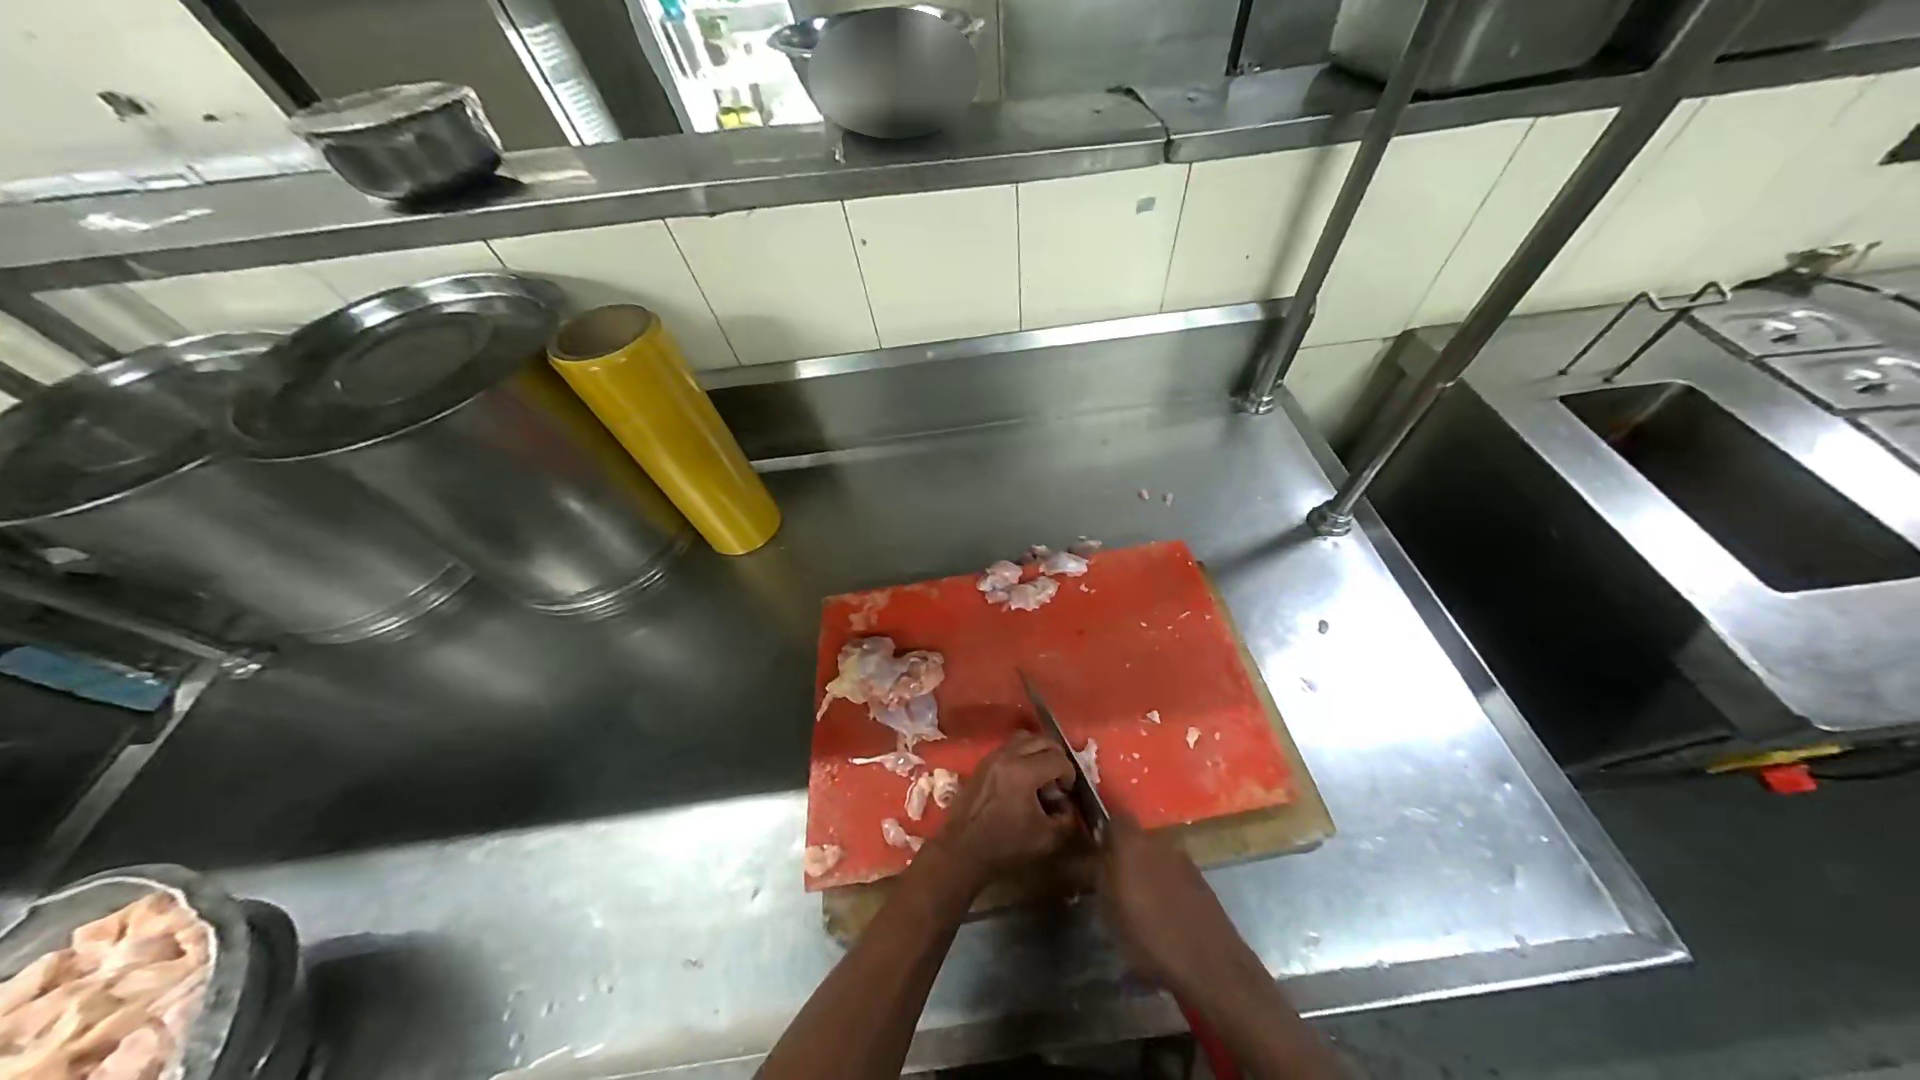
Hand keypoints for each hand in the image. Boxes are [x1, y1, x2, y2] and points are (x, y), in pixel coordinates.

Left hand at [930, 732, 1078, 888]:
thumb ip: (1067, 818)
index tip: (1067, 792)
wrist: (963, 849)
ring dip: (1038, 751)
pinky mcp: (982, 762)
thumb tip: (1067, 804)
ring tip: (1042, 773)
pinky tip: (1023, 777)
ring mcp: (992, 756)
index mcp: (1024, 772)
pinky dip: (1022, 753)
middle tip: (1059, 779)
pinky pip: (1008, 746)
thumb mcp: (1047, 838)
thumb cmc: (1005, 845)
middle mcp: (1007, 756)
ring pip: (1024, 738)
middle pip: (1042, 741)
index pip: (1058, 760)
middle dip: (1057, 757)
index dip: (1069, 775)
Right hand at [1098, 815, 1253, 993]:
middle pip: (1137, 839)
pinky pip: (1173, 878)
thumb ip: (1099, 873)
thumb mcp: (1108, 907)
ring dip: (1145, 873)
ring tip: (1136, 904)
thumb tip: (1094, 855)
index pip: (1116, 817)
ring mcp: (1185, 863)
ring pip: (1157, 859)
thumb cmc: (1148, 934)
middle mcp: (1161, 844)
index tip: (1093, 847)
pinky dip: (1164, 889)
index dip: (1104, 829)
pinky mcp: (1203, 885)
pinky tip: (1160, 917)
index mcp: (1133, 843)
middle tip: (1111, 880)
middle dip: (1124, 854)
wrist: (1210, 965)